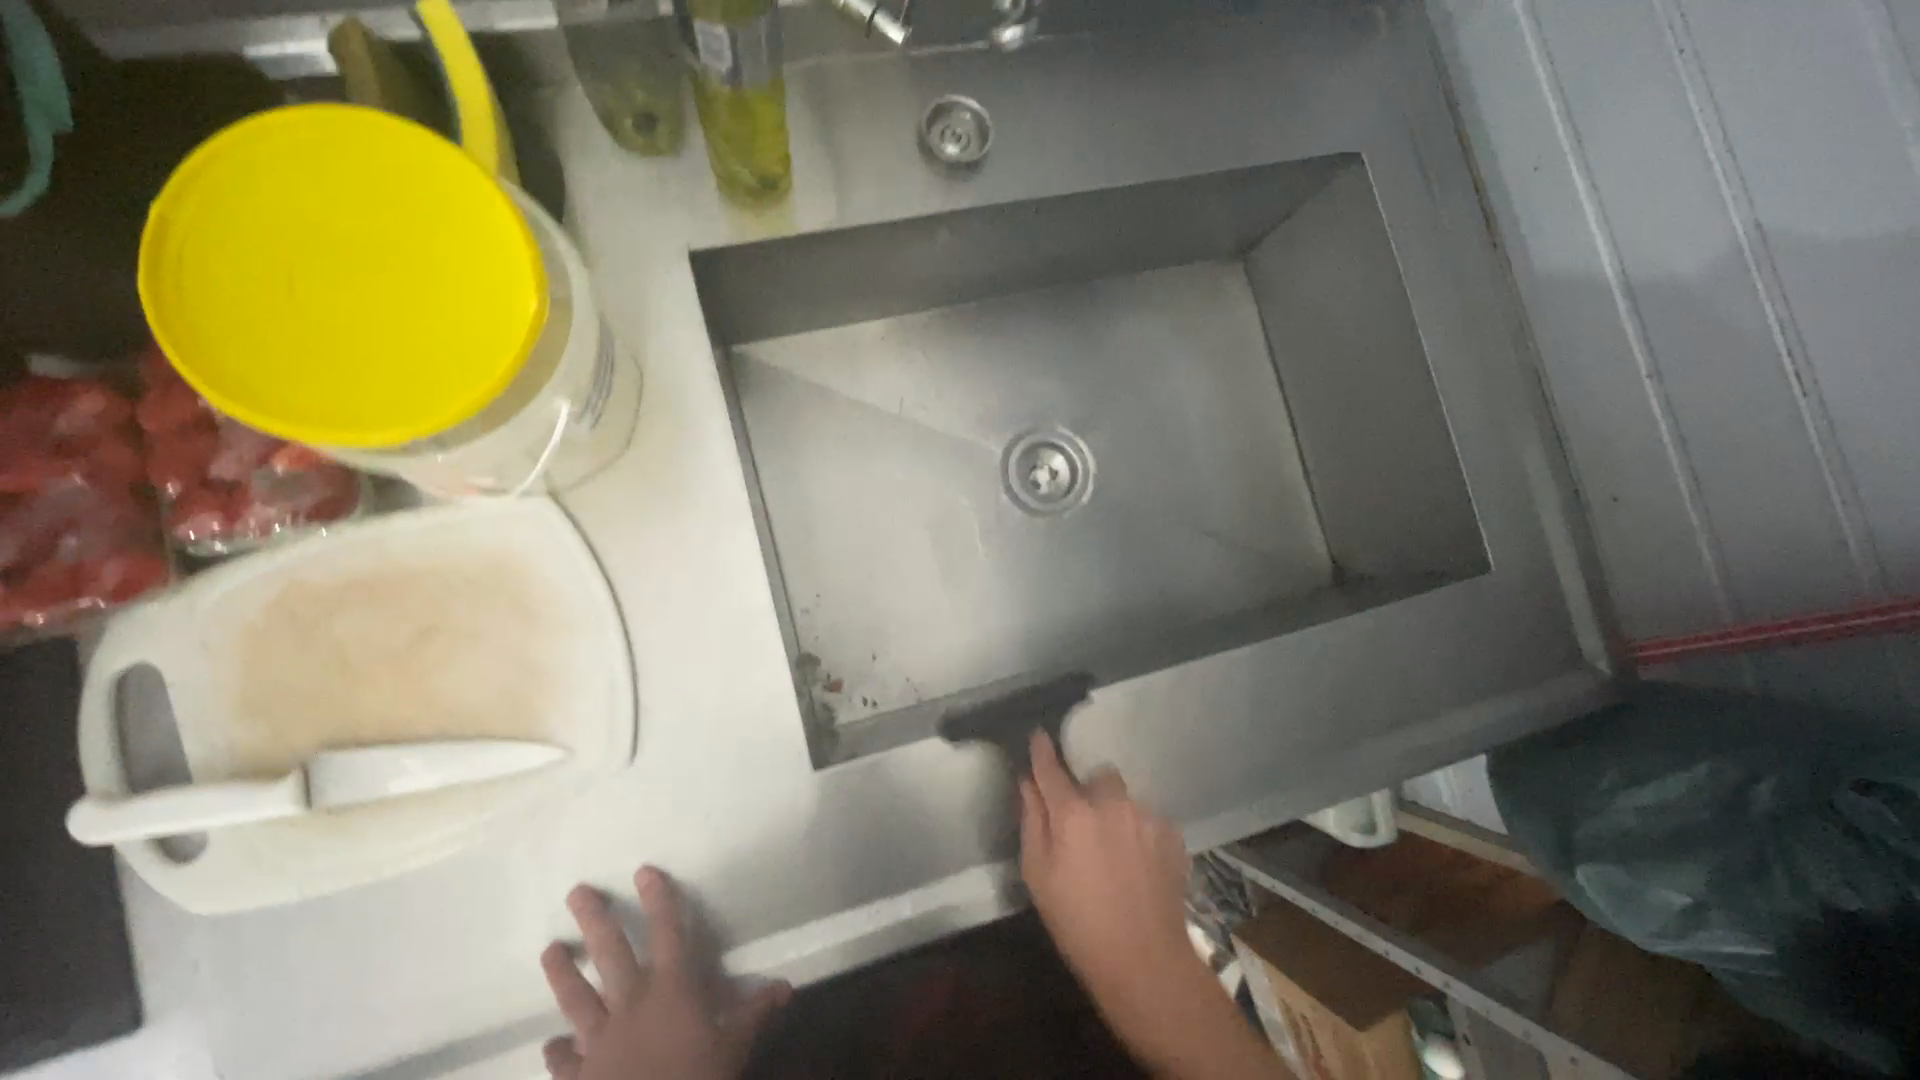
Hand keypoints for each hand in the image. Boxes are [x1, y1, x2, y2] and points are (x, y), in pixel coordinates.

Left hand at [540, 866, 789, 1079]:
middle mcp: (630, 1004)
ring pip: (577, 998)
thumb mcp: (733, 1049)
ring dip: (562, 974)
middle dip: (595, 921)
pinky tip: (552, 1044)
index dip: (659, 901)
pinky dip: (558, 1050)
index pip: (668, 934)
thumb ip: (754, 1014)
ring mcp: (598, 1039)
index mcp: (670, 991)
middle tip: (576, 892)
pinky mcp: (579, 1074)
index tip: (645, 871)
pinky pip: (564, 1059)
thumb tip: (784, 985)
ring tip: (549, 950)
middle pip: (611, 954)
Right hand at [1019, 732, 1195, 1035]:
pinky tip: (1137, 865)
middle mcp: (1113, 803)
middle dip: (1089, 791)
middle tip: (1083, 825)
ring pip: (1126, 799)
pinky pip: (1149, 820)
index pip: (1051, 769)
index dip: (1042, 750)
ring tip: (1114, 852)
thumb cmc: (1077, 922)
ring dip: (1116, 813)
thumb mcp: (1037, 874)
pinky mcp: (1173, 836)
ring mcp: (1147, 817)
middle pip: (1098, 777)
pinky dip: (1139, 833)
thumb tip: (1028, 784)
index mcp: (1073, 813)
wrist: (1143, 959)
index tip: (1039, 735)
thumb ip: (1032, 821)